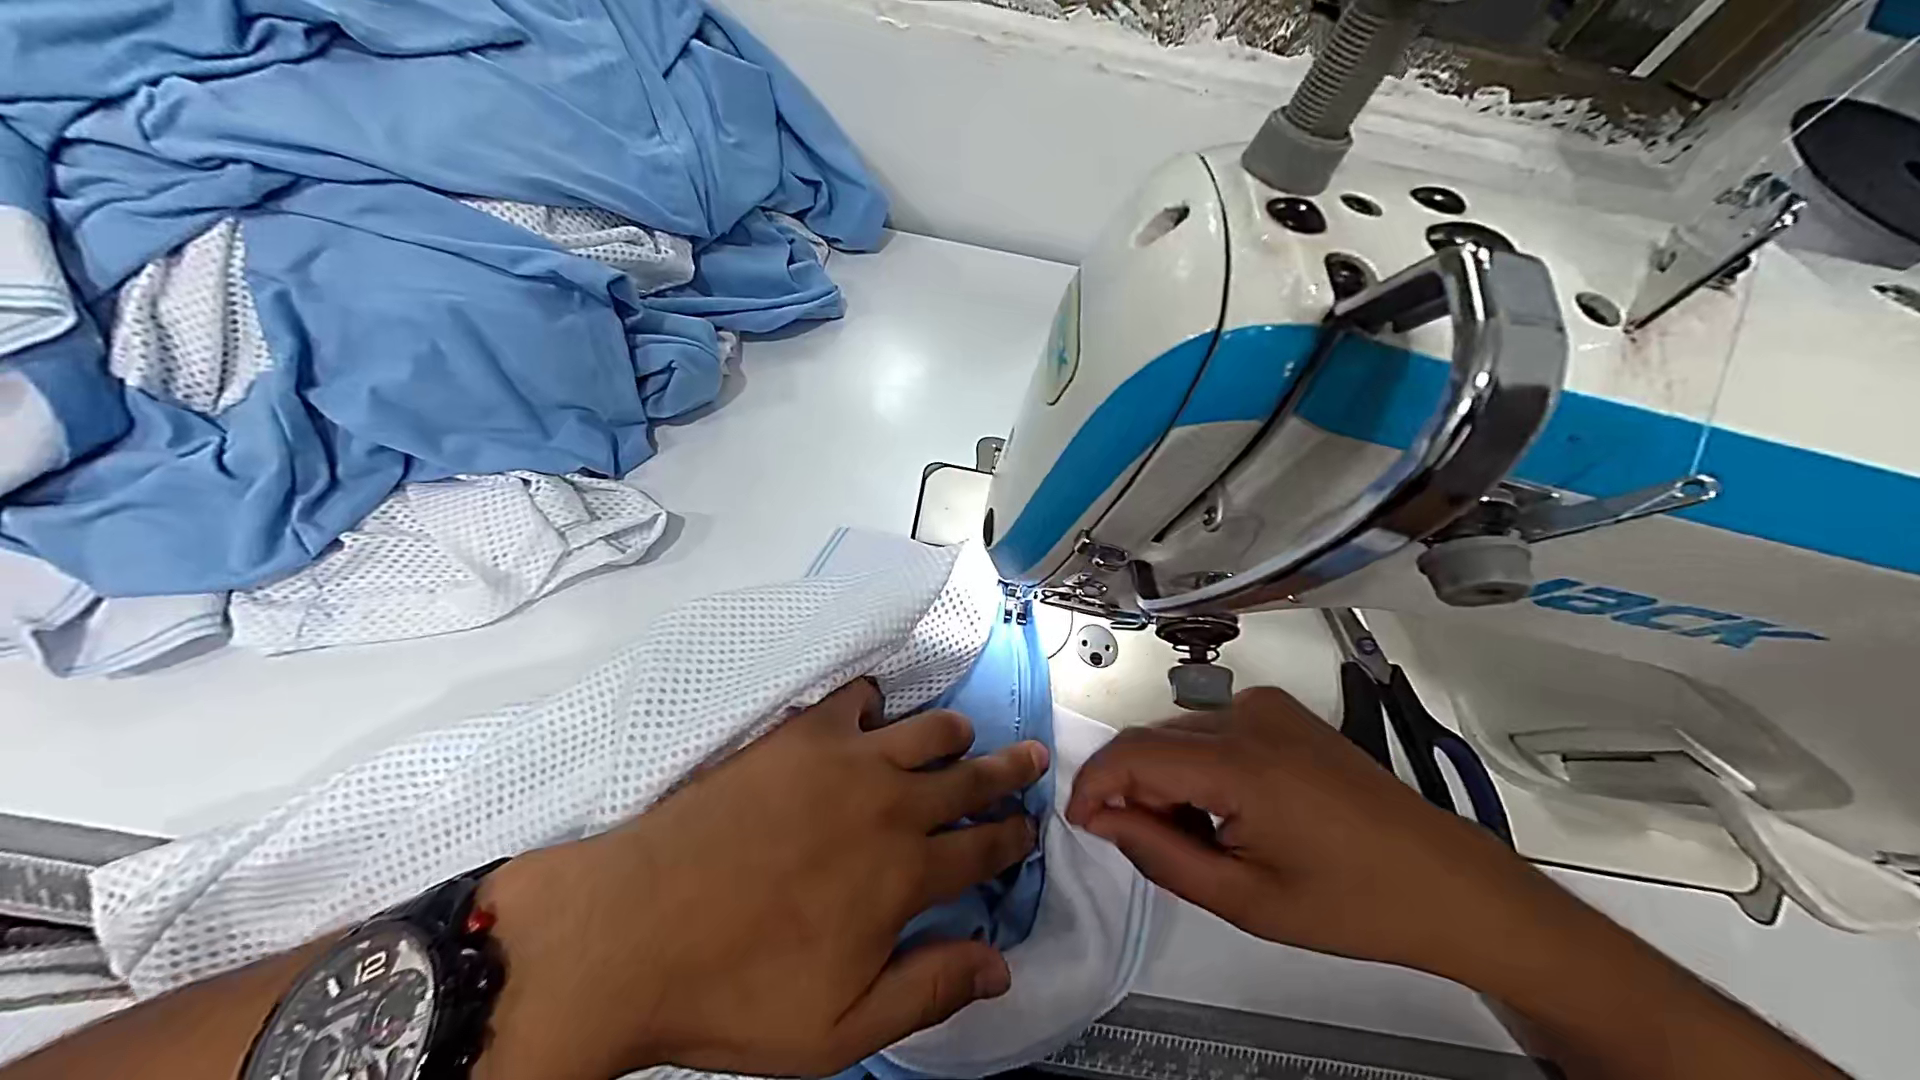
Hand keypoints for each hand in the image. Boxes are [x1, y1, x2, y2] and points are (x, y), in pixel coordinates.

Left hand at [473, 680, 1048, 1079]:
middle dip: (1010, 769)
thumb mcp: (840, 1028)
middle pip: (971, 776)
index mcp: (904, 873)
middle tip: (1031, 757)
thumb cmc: (735, 988)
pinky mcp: (800, 734)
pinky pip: (856, 697)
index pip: (984, 845)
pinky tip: (870, 715)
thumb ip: (930, 989)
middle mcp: (889, 804)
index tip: (1025, 825)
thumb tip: (998, 965)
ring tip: (962, 737)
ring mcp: (845, 760)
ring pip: (929, 728)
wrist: (633, 930)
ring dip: (953, 734)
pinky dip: (873, 703)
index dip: (1012, 835)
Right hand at [1065, 686, 1557, 980]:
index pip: (1133, 753)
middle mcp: (1249, 715)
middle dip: (1132, 788)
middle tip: (1148, 843)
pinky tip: (1225, 806)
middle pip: (1151, 739)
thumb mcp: (1243, 898)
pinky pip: (1208, 728)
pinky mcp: (1281, 709)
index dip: (1094, 784)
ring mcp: (1267, 706)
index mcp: (1241, 762)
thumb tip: (1100, 818)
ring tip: (1199, 833)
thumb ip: (1158, 853)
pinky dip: (1195, 764)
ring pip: (1176, 733)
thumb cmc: (1352, 903)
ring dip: (1164, 778)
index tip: (1083, 822)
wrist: (1448, 882)